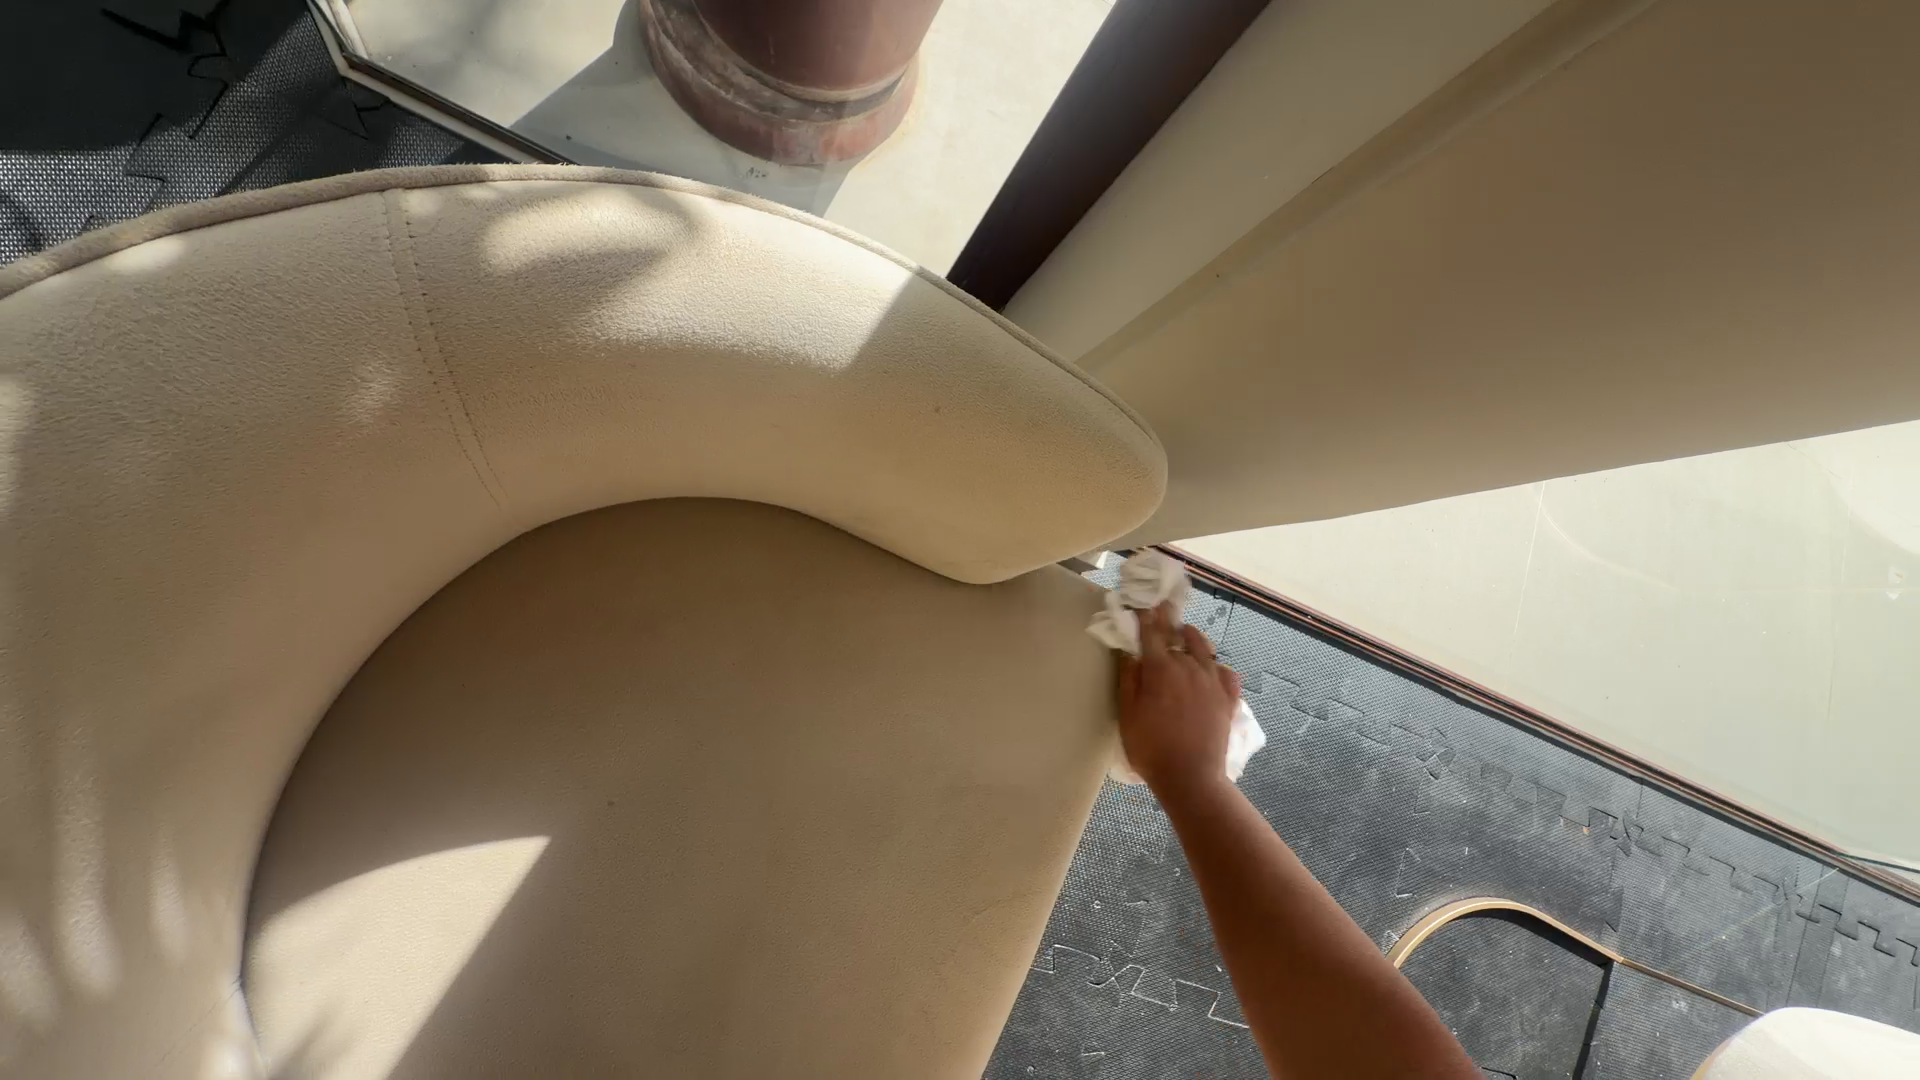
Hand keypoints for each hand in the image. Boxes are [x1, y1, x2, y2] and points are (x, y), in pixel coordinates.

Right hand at [1116, 603, 1241, 794]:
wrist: (1190, 778)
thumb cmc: (1150, 748)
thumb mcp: (1127, 714)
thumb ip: (1128, 679)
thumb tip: (1130, 652)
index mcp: (1160, 669)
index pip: (1151, 632)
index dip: (1145, 616)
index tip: (1142, 603)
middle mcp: (1188, 667)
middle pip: (1178, 637)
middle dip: (1167, 623)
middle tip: (1162, 613)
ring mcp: (1212, 682)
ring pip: (1204, 648)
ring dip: (1192, 638)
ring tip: (1186, 634)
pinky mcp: (1228, 698)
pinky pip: (1226, 672)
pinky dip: (1217, 666)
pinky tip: (1212, 670)